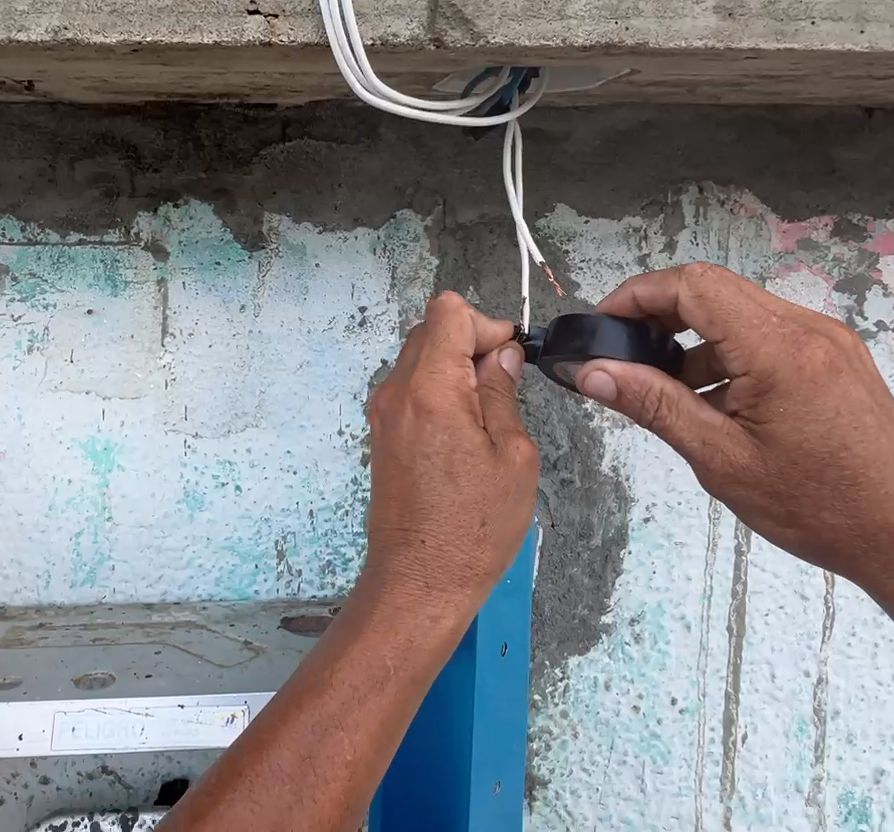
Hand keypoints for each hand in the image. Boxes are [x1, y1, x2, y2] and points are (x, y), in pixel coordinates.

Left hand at [362, 292, 538, 618]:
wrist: (419, 580)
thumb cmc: (474, 527)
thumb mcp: (512, 456)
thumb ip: (501, 393)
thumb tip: (500, 354)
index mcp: (430, 389)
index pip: (448, 312)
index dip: (485, 325)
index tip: (508, 359)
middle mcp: (396, 391)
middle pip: (431, 329)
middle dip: (470, 342)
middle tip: (502, 386)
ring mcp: (382, 412)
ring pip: (419, 356)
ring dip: (453, 366)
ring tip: (485, 413)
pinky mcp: (381, 432)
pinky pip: (410, 386)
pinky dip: (438, 389)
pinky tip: (462, 429)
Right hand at [574, 263, 893, 583]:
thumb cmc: (820, 507)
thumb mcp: (720, 459)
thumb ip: (653, 405)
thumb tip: (592, 372)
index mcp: (779, 348)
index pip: (692, 286)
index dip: (636, 295)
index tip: (601, 325)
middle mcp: (807, 328)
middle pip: (712, 288)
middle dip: (657, 310)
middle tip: (621, 350)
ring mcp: (827, 340)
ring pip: (736, 309)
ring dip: (690, 334)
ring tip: (661, 384)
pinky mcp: (834, 358)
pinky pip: (763, 333)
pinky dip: (723, 351)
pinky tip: (710, 398)